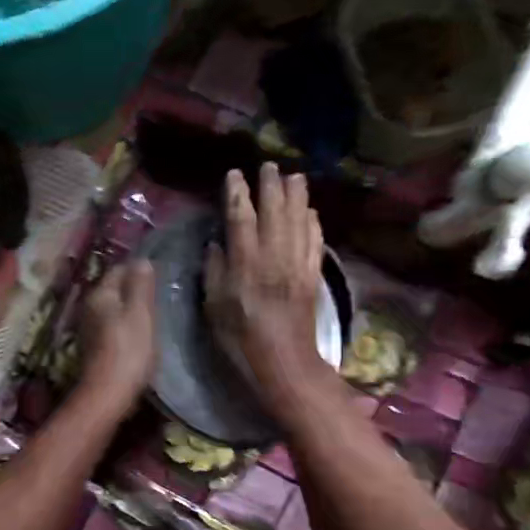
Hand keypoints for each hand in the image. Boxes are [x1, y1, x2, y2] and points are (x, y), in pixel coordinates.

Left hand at [79, 259, 156, 407]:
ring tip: (153, 311)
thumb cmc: (128, 349)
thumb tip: (141, 260)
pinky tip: (139, 332)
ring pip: (112, 307)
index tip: (160, 275)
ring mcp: (88, 326)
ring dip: (129, 307)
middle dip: (134, 287)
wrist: (107, 393)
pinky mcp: (93, 345)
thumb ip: (140, 285)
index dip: (139, 269)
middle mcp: (88, 306)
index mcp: (99, 294)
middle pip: (114, 288)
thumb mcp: (140, 313)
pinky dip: (124, 324)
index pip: (119, 269)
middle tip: (160, 292)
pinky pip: (111, 324)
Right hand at [206, 162, 326, 403]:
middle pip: (275, 211)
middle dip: (271, 186)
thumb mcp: (214, 306)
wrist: (283, 362)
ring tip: (294, 177)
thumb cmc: (239, 338)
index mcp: (245, 262)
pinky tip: (310, 213)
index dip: (237, 193)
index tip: (234, 175)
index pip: (241, 217)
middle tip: (269, 166)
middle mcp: (274, 256)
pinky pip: (315, 241)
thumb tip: (216, 244)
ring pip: (299, 221)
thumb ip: (214, 271)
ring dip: (297, 197)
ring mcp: (297, 264)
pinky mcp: (312, 276)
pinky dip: (313, 224)